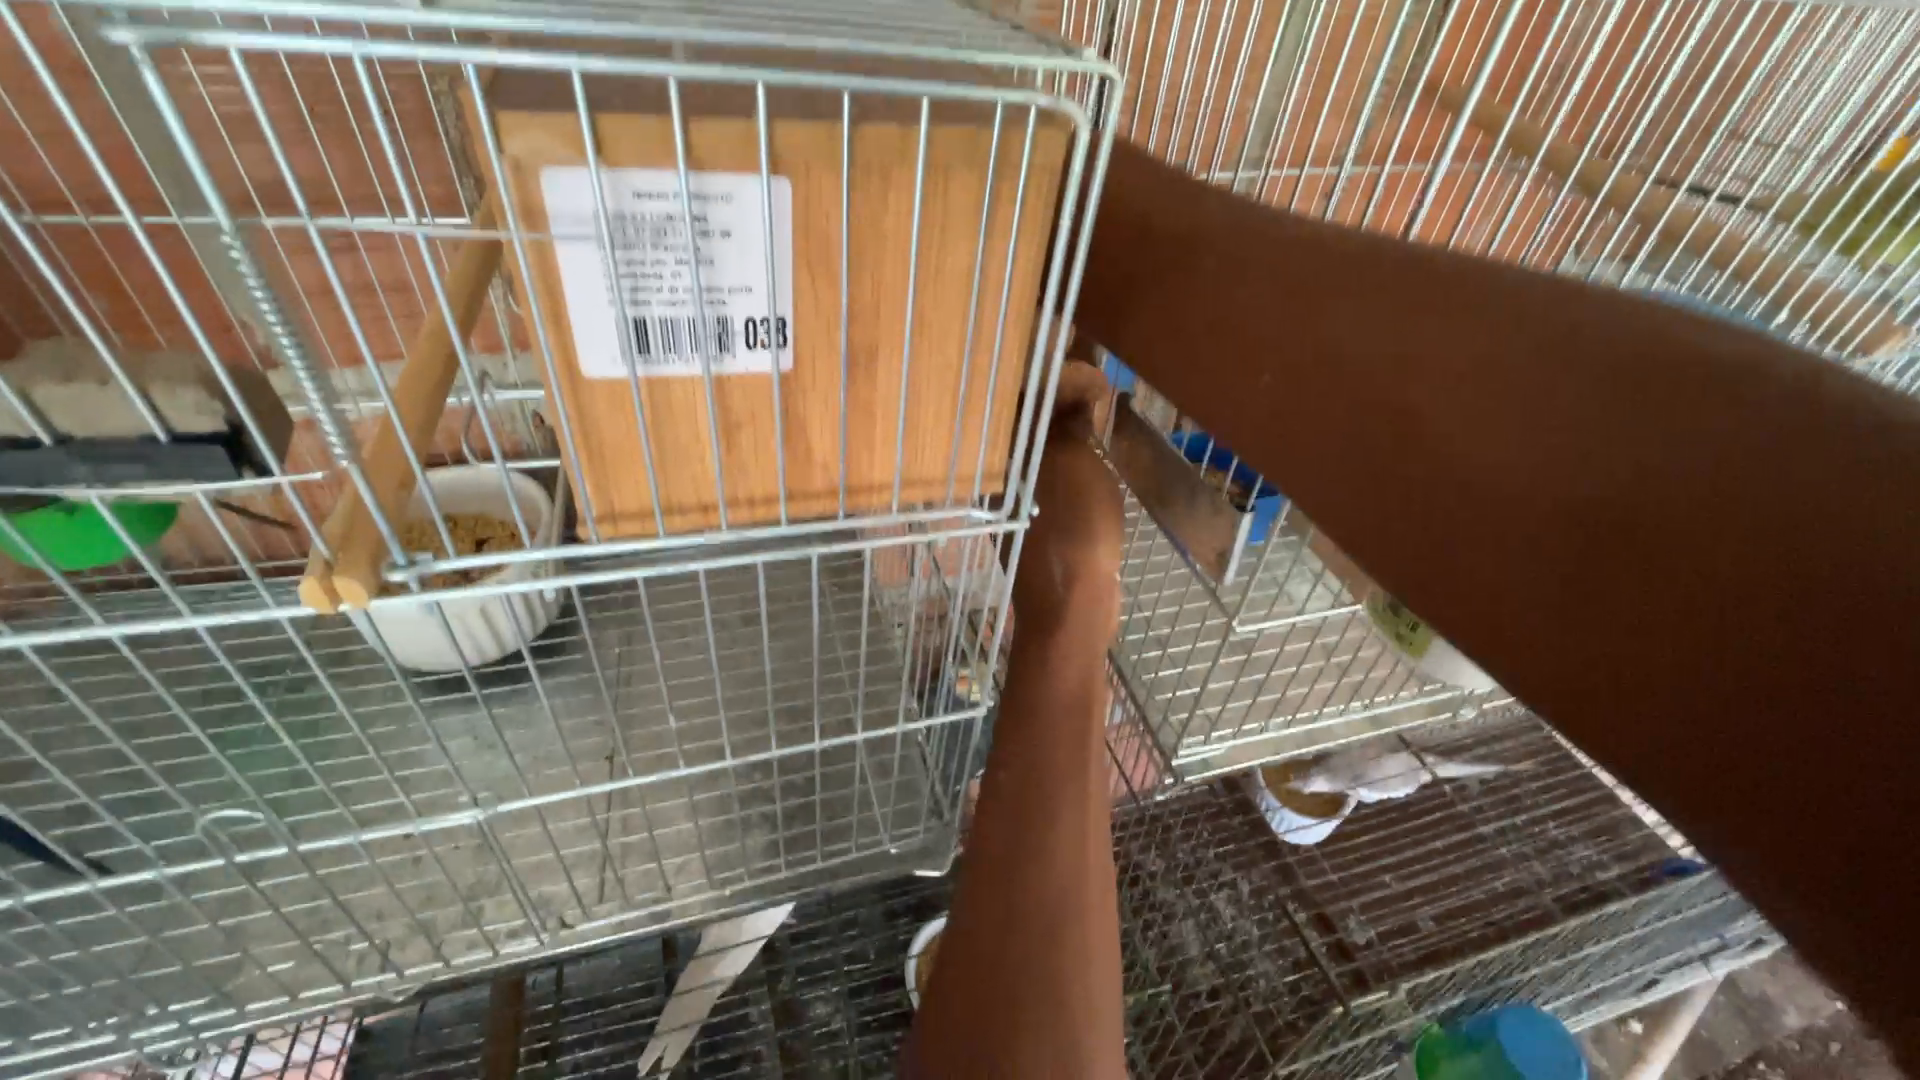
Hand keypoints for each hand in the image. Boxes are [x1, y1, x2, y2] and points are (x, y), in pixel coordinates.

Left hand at [1011, 360, 1125, 636]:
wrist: (1072, 604)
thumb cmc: (1072, 527)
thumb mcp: (1072, 461)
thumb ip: (1066, 417)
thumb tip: (1072, 379)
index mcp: (998, 452)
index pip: (1012, 393)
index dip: (1043, 368)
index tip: (1076, 353)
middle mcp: (999, 469)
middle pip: (1023, 415)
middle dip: (1055, 389)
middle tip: (1091, 372)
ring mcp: (1018, 494)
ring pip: (1040, 442)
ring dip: (1065, 417)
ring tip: (1095, 395)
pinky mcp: (1040, 514)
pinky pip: (1053, 467)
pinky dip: (1070, 448)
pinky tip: (1092, 438)